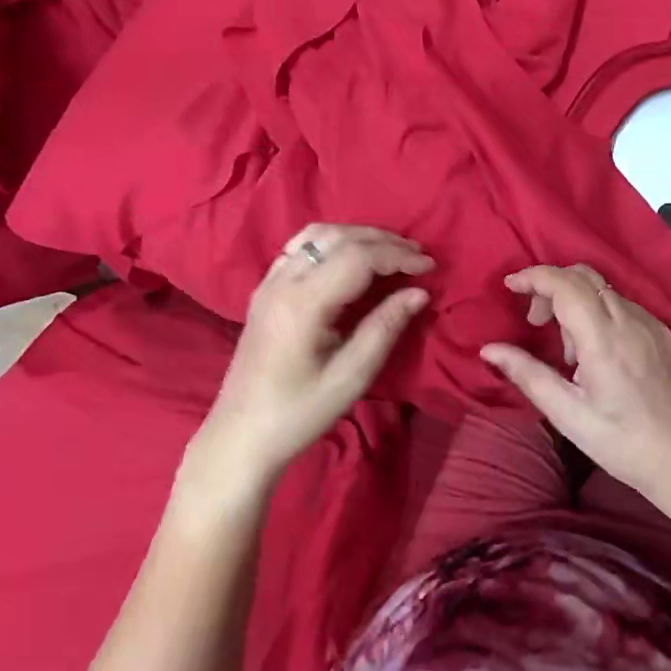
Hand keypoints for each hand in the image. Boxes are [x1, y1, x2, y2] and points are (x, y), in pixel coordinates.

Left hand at [193, 225, 432, 484]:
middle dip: (382, 240)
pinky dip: (332, 242)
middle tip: (417, 255)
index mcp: (303, 304)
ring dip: (357, 235)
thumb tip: (419, 292)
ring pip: (316, 235)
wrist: (241, 435)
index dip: (397, 256)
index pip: (357, 258)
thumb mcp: (351, 377)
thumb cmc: (299, 413)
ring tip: (390, 251)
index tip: (428, 267)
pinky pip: (299, 248)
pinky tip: (350, 258)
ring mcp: (268, 283)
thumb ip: (385, 328)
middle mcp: (281, 282)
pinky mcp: (264, 290)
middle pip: (337, 238)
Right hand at [479, 265, 670, 504]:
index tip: (510, 287)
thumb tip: (488, 349)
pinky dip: (598, 313)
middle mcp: (629, 320)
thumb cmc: (621, 442)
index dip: (534, 277)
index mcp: (603, 339)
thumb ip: (526, 374)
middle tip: (535, 322)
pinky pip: (622, 305)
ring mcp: (650, 324)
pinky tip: (596, 352)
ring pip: (603, 290)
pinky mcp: (662, 332)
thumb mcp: (566, 413)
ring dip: (574, 302)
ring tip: (568, 351)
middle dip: (551, 286)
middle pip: (583, 276)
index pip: (565, 284)